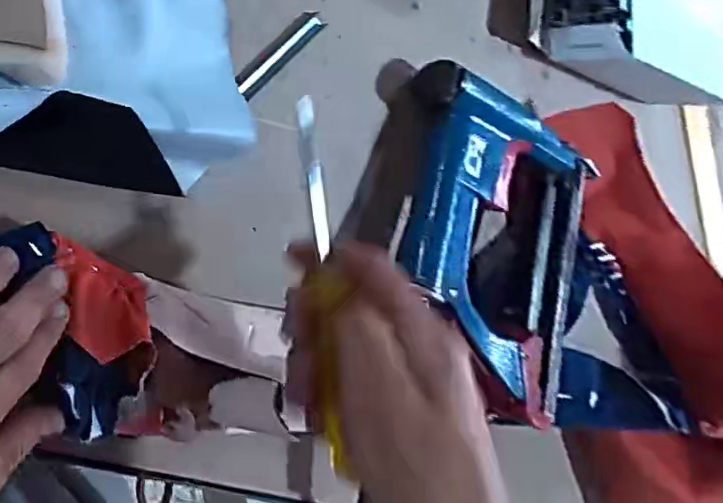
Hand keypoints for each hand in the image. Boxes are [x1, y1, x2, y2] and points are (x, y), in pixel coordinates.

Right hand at [288, 243, 508, 502]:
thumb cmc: (425, 470)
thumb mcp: (378, 381)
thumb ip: (355, 321)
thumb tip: (335, 284)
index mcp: (423, 331)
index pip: (373, 266)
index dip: (331, 256)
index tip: (298, 253)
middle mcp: (418, 349)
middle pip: (353, 306)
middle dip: (316, 319)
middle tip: (298, 337)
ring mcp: (409, 380)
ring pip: (347, 343)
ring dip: (316, 360)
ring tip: (308, 389)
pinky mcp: (396, 410)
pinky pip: (352, 379)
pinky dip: (328, 389)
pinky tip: (322, 411)